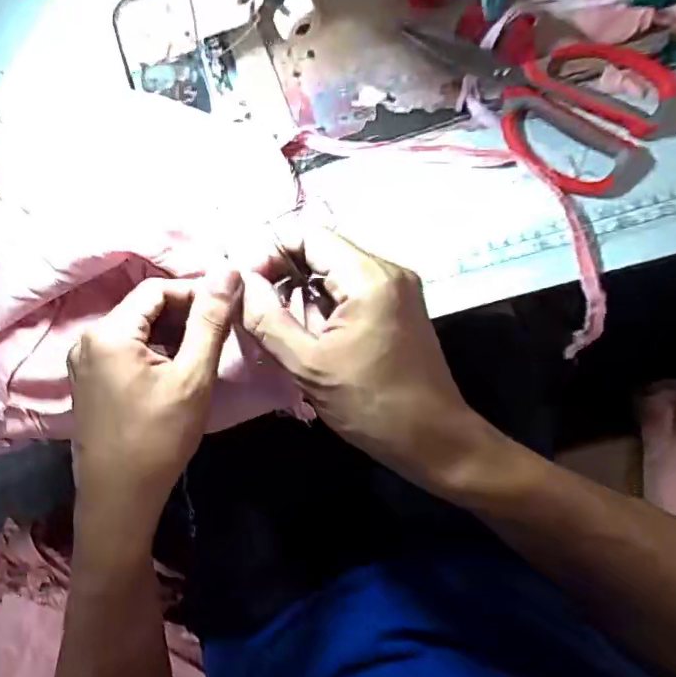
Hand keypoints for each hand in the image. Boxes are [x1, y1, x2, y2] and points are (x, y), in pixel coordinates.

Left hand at [67, 271, 241, 551]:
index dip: (195, 293)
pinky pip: (125, 349)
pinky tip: (177, 369)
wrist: (119, 498)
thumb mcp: (193, 376)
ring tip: (203, 351)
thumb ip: (210, 321)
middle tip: (220, 332)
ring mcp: (83, 361)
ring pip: (136, 328)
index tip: (227, 309)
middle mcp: (87, 339)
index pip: (157, 289)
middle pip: (143, 307)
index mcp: (108, 333)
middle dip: (185, 313)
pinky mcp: (88, 380)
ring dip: (171, 332)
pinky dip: (154, 350)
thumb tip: (228, 270)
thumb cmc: (160, 438)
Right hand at [239, 227, 492, 484]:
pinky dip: (324, 307)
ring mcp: (397, 289)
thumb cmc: (372, 405)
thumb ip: (268, 320)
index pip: (309, 236)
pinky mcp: (398, 308)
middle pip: (322, 252)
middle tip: (256, 310)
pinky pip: (351, 293)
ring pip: (335, 274)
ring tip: (278, 327)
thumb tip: (241, 283)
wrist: (434, 440)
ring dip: (303, 294)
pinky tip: (307, 336)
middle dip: (284, 276)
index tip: (246, 284)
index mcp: (370, 277)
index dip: (271, 253)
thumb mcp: (309, 365)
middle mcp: (388, 272)